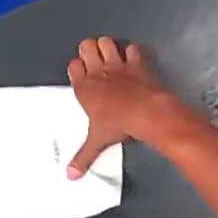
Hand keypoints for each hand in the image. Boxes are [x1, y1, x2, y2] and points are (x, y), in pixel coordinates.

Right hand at [66, 37, 196, 178]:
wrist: (146, 113)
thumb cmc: (118, 125)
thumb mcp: (98, 141)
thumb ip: (83, 156)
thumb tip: (71, 176)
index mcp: (84, 87)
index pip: (72, 66)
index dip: (77, 68)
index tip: (82, 77)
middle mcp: (98, 72)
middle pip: (86, 46)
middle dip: (90, 50)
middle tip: (96, 63)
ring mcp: (118, 65)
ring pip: (106, 42)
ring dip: (108, 47)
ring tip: (111, 58)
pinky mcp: (137, 63)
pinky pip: (132, 49)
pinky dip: (132, 53)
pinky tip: (133, 61)